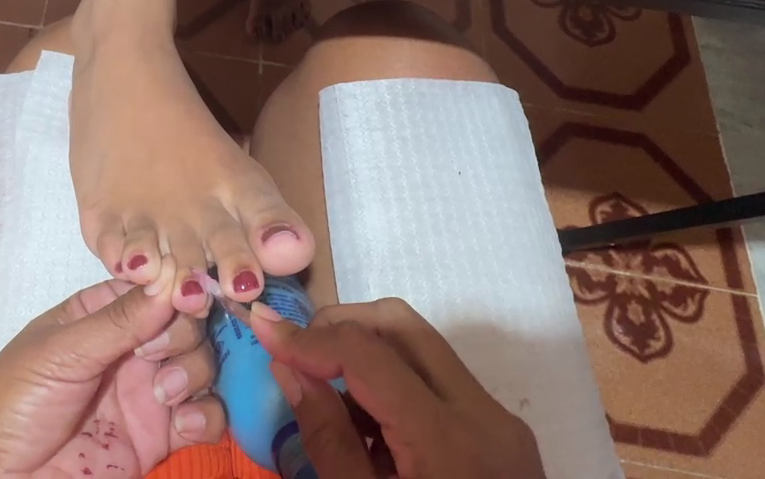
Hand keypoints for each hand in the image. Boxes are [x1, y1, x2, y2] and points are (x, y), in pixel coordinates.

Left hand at [0, 281, 226, 477]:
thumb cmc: (14, 401)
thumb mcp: (62, 351)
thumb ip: (118, 319)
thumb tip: (171, 277)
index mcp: (102, 313)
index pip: (154, 286)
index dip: (176, 286)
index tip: (189, 295)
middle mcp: (131, 347)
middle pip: (185, 323)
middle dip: (184, 333)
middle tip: (154, 354)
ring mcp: (146, 391)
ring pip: (200, 365)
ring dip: (194, 373)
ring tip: (163, 394)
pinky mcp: (158, 438)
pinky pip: (204, 417)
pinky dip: (206, 416)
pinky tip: (182, 425)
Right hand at [253, 299, 543, 478]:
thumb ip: (327, 438)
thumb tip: (286, 367)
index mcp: (448, 440)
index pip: (366, 353)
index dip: (307, 338)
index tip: (261, 329)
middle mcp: (483, 413)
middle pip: (400, 324)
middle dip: (341, 326)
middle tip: (298, 351)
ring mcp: (500, 420)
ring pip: (421, 343)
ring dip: (367, 349)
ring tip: (329, 392)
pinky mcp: (502, 432)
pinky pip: (439, 378)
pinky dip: (395, 378)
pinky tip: (370, 423)